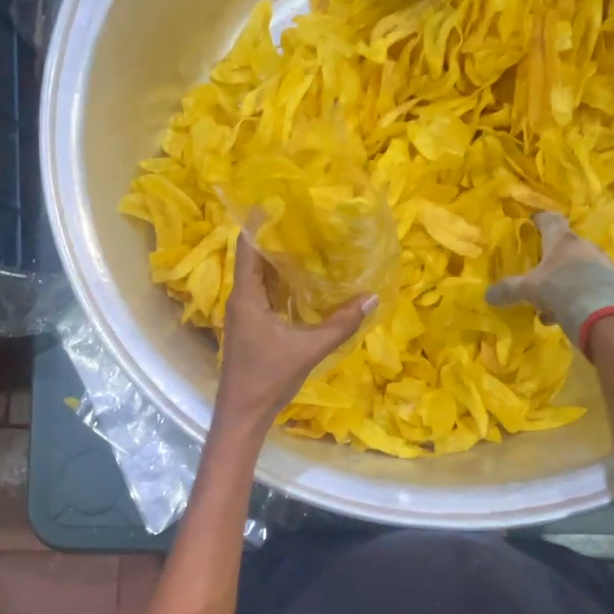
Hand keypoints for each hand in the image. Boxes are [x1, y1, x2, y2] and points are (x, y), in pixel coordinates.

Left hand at [216, 232, 376, 433]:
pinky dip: (284, 284)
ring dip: (282, 260)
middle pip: (256, 257)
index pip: (249, 245)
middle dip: (278, 236)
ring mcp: (245, 313)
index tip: (282, 199)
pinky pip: (267, 295)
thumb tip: (372, 296)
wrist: (242, 414)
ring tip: (311, 241)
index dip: (261, 220)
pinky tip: (307, 282)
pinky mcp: (252, 327)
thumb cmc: (267, 378)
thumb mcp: (308, 350)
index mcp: (247, 295)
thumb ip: (340, 324)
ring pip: (262, 277)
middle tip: (307, 217)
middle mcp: (242, 298)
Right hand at [485, 212, 613, 358]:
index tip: (532, 219)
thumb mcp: (529, 290)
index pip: (551, 221)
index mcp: (563, 241)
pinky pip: (589, 287)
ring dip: (563, 282)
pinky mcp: (613, 286)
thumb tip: (488, 295)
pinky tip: (565, 315)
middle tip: (538, 270)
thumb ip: (508, 290)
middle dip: (551, 258)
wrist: (605, 315)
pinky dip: (575, 297)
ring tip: (548, 303)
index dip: (540, 219)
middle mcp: (585, 248)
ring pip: (578, 269)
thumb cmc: (562, 290)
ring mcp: (602, 266)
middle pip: (566, 247)